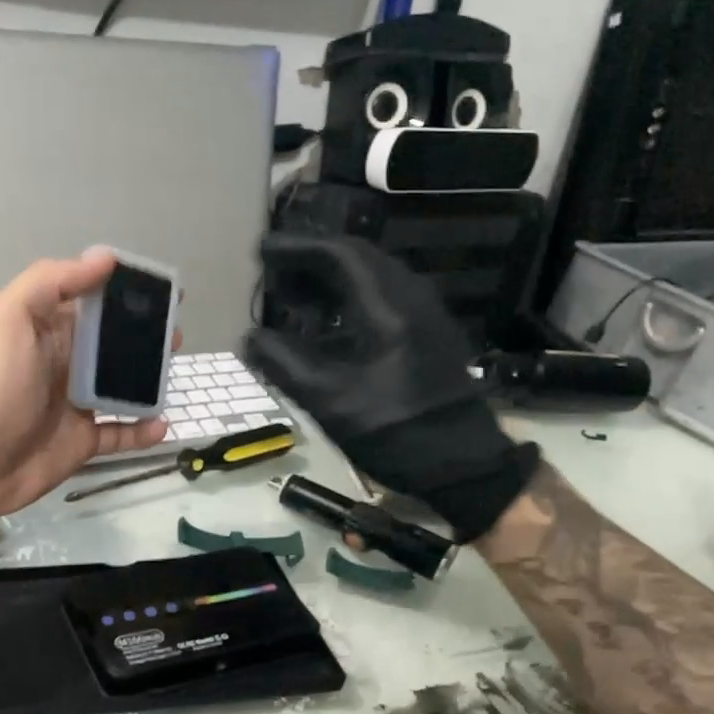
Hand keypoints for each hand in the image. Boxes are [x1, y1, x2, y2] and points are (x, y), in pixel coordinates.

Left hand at [0, 249, 170, 527]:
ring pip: (119, 386)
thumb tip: (104, 257)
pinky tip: (163, 424)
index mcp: (41, 326)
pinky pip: (119, 432)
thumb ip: (53, 282)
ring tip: (174, 370)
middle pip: (109, 342)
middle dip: (143, 336)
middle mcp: (58, 361)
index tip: (163, 288)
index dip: (123, 291)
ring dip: (148, 377)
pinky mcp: (79, 442)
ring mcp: (71, 404)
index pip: (88, 299)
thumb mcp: (9, 318)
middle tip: (177, 334)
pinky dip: (142, 429)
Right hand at [244, 233, 536, 541]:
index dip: (297, 249)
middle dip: (311, 261)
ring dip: (328, 281)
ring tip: (292, 299)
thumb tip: (250, 338)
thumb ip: (284, 364)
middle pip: (357, 259)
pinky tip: (325, 327)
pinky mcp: (427, 335)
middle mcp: (411, 298)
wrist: (463, 464)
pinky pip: (381, 300)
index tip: (261, 252)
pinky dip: (346, 302)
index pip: (340, 254)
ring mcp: (424, 315)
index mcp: (389, 307)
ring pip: (370, 279)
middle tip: (273, 273)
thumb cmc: (395, 431)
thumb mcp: (329, 402)